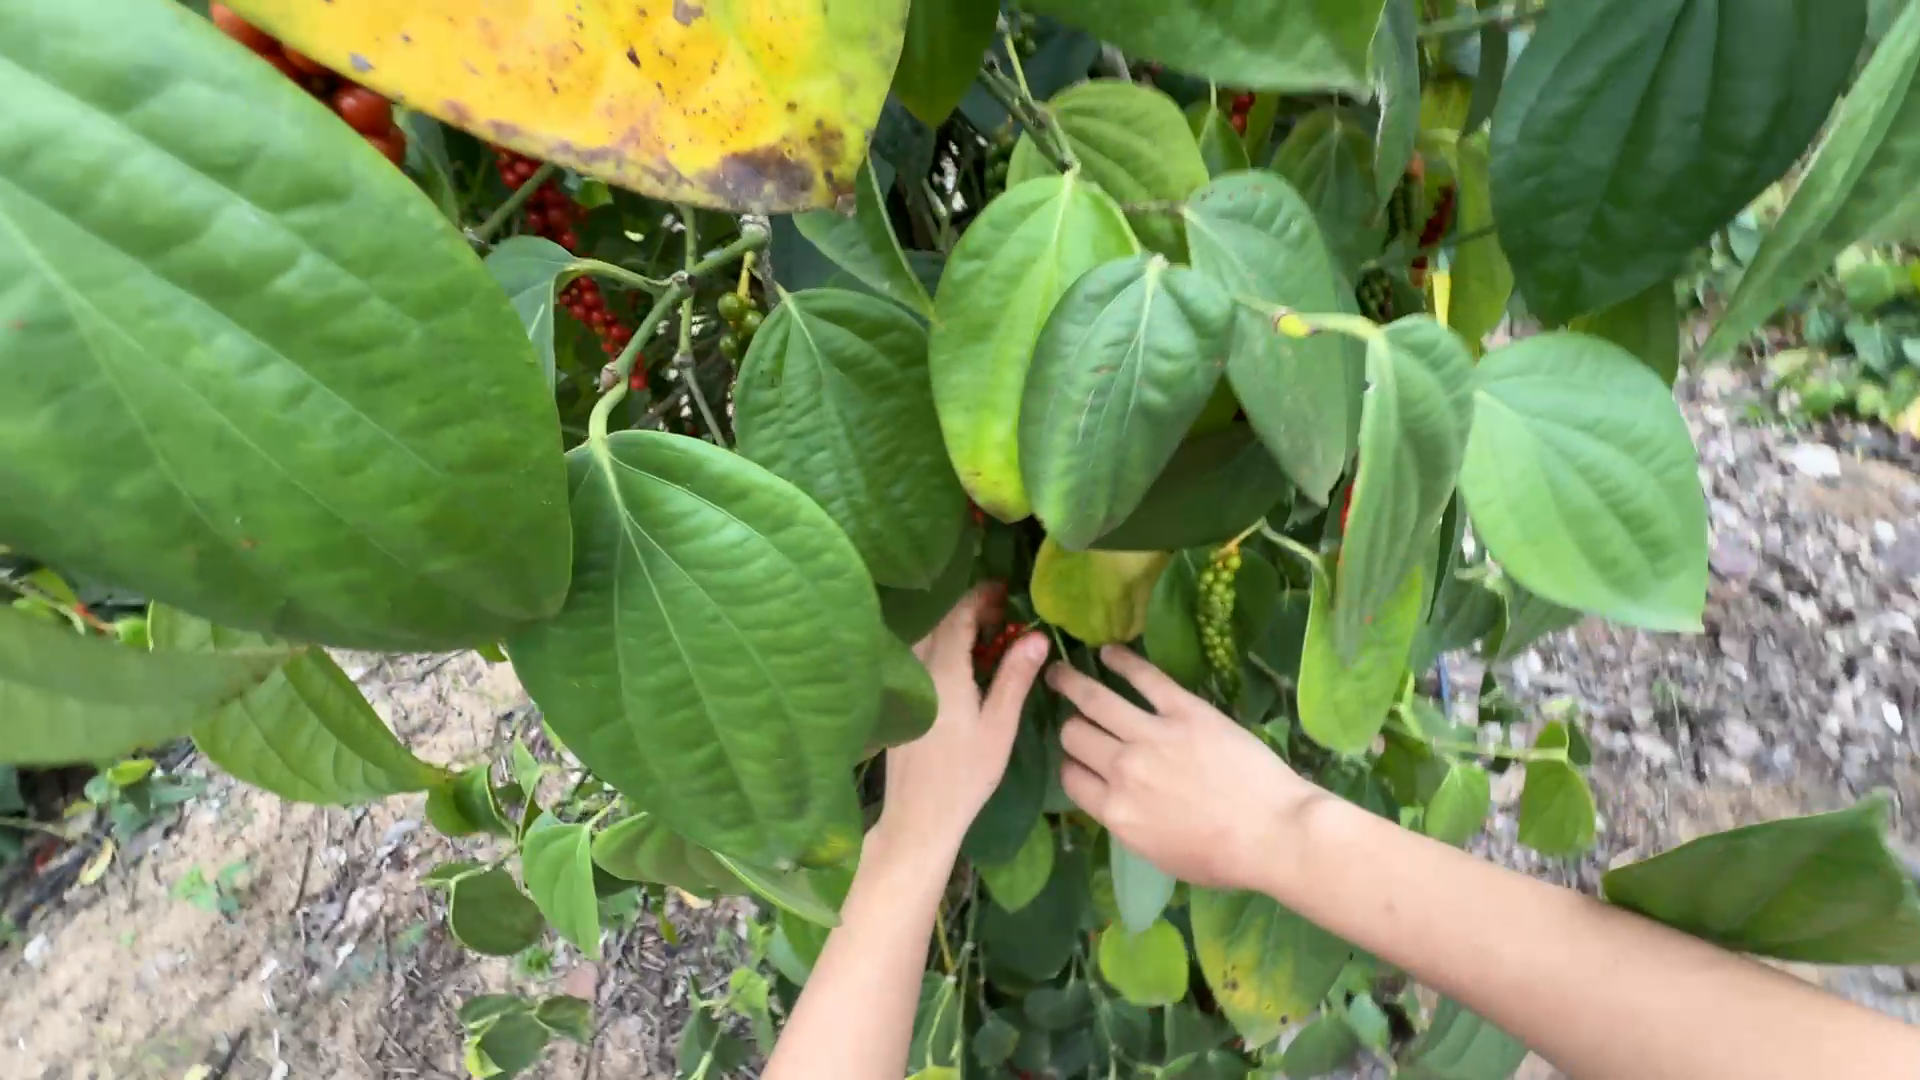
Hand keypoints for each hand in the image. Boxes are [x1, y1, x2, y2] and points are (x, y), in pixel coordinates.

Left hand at [875, 584, 1049, 854]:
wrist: (919, 814)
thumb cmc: (965, 773)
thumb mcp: (999, 726)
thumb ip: (1015, 677)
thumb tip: (1036, 636)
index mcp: (944, 671)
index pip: (958, 617)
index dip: (980, 597)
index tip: (1002, 588)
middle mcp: (918, 669)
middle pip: (939, 621)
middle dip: (968, 608)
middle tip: (1001, 609)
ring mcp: (905, 683)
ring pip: (925, 637)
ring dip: (952, 625)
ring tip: (984, 631)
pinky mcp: (901, 698)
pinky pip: (918, 654)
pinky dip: (939, 643)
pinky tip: (961, 659)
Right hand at [1051, 646, 1322, 891]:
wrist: (1277, 835)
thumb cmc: (1223, 856)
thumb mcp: (1159, 855)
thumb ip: (1126, 822)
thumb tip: (1111, 797)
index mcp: (1116, 811)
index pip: (1070, 776)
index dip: (1069, 763)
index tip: (1075, 757)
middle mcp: (1123, 769)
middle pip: (1075, 735)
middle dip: (1069, 726)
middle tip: (1069, 715)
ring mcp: (1151, 735)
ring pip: (1094, 700)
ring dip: (1071, 681)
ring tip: (1058, 670)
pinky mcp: (1183, 709)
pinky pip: (1143, 678)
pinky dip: (1121, 661)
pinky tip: (1108, 652)